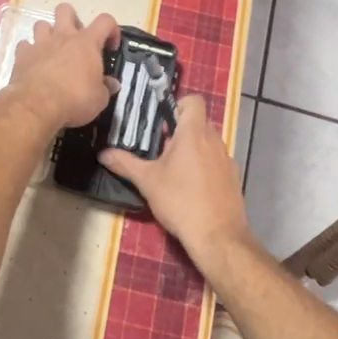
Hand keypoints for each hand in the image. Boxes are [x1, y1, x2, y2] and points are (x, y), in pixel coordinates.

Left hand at [6, 3, 118, 128]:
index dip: (111, 29)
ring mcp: (40, 43)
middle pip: (66, 9)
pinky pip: (25, 45)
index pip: (105, 21)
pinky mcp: (22, 55)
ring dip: (48, 35)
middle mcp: (63, 36)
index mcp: (87, 42)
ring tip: (53, 51)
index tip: (110, 47)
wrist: (37, 105)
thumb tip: (112, 84)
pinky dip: (30, 52)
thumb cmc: (75, 99)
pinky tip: (34, 64)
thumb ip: (106, 88)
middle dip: (71, 19)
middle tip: (76, 40)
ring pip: (42, 24)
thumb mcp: (99, 99)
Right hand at [100, 96, 253, 261]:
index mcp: (194, 133)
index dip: (178, 106)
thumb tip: (103, 153)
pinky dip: (207, 168)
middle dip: (180, 132)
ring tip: (176, 172)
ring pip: (209, 143)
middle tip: (162, 151)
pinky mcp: (235, 178)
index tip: (163, 124)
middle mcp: (214, 140)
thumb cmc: (180, 201)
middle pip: (198, 123)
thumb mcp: (147, 181)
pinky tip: (194, 190)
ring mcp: (227, 159)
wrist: (218, 237)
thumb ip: (125, 163)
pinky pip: (218, 162)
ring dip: (194, 150)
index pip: (193, 101)